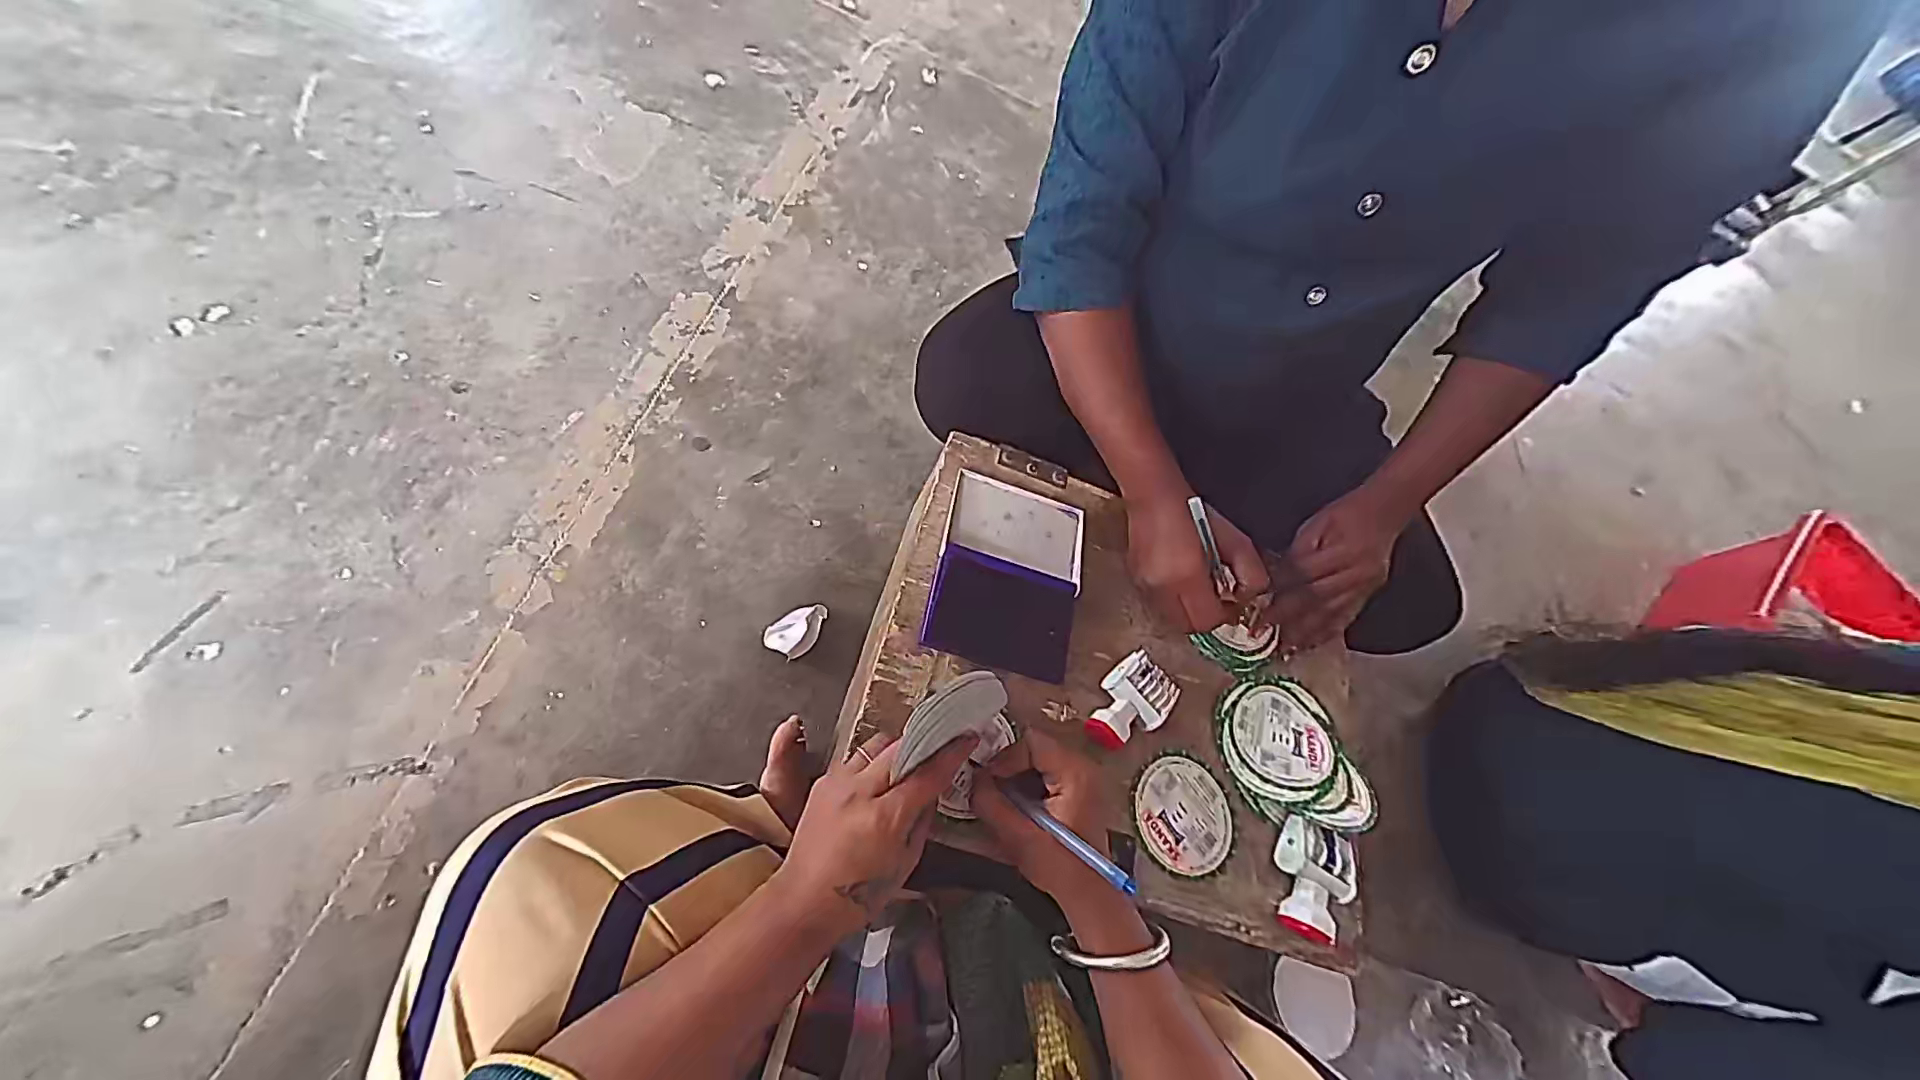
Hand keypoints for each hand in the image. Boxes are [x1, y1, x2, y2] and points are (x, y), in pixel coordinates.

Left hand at [775, 732, 976, 933]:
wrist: (802, 904)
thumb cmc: (857, 895)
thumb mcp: (905, 863)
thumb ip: (923, 821)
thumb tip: (933, 792)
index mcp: (884, 817)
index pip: (927, 773)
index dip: (951, 753)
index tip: (965, 739)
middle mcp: (859, 792)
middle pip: (900, 748)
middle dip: (922, 745)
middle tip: (936, 749)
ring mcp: (837, 784)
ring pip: (875, 746)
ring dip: (894, 752)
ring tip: (902, 768)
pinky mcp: (822, 783)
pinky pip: (854, 759)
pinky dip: (871, 764)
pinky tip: (875, 783)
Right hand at [970, 726, 1115, 907]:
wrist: (1090, 894)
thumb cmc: (1062, 868)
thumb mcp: (1019, 836)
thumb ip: (991, 803)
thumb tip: (973, 779)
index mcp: (1075, 772)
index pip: (1031, 741)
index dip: (1004, 757)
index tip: (987, 778)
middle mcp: (1082, 767)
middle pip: (1033, 746)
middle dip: (1006, 765)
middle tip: (987, 785)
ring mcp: (1080, 777)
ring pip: (1035, 759)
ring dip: (1014, 774)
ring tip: (1000, 797)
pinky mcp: (1075, 789)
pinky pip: (1042, 772)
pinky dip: (1024, 783)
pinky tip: (1016, 805)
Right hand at [1125, 495, 1270, 633]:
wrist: (1153, 496)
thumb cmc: (1194, 512)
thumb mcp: (1236, 540)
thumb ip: (1251, 573)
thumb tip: (1248, 595)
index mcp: (1187, 577)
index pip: (1207, 621)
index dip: (1224, 616)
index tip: (1232, 602)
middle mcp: (1162, 587)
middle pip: (1187, 626)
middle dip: (1205, 617)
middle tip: (1218, 600)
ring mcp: (1145, 585)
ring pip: (1172, 618)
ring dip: (1188, 610)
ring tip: (1198, 586)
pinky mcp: (1136, 580)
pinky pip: (1159, 603)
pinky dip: (1174, 599)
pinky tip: (1180, 577)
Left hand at [1276, 486, 1405, 648]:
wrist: (1385, 512)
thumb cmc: (1345, 516)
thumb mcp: (1315, 525)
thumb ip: (1295, 553)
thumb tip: (1272, 578)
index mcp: (1343, 550)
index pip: (1304, 573)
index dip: (1278, 590)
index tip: (1257, 604)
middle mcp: (1357, 572)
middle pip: (1316, 598)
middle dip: (1285, 617)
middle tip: (1262, 631)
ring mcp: (1365, 586)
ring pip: (1331, 613)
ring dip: (1304, 633)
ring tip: (1282, 647)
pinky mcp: (1369, 594)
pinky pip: (1346, 617)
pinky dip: (1325, 633)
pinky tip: (1310, 644)